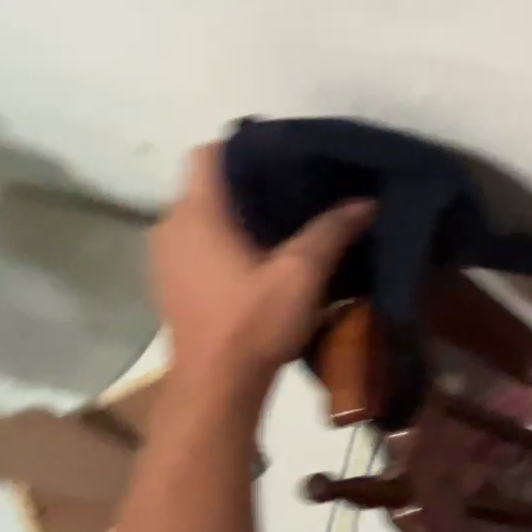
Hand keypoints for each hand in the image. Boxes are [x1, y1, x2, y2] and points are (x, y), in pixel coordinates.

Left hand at [150, 144, 372, 388]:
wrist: (216, 384)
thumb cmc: (255, 322)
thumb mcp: (303, 274)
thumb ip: (331, 231)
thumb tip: (366, 201)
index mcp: (196, 214)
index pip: (210, 154)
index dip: (247, 147)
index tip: (289, 157)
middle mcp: (170, 225)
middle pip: (210, 187)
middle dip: (254, 185)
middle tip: (303, 193)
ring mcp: (165, 257)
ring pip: (205, 218)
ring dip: (242, 218)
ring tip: (289, 229)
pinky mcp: (172, 283)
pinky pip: (201, 245)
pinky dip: (229, 243)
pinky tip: (263, 263)